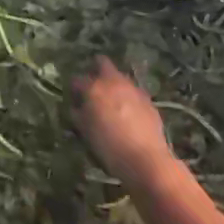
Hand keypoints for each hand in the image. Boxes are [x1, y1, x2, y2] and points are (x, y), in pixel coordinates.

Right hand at [73, 57, 175, 182]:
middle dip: (96, 69)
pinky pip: (134, 93)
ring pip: (121, 77)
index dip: (74, 88)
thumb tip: (77, 106)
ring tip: (112, 101)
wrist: (146, 160)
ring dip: (114, 84)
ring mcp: (134, 90)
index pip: (77, 79)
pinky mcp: (149, 102)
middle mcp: (113, 82)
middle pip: (103, 63)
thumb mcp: (84, 130)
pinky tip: (128, 113)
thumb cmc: (108, 145)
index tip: (74, 98)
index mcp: (93, 87)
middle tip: (93, 85)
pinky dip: (129, 97)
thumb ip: (77, 113)